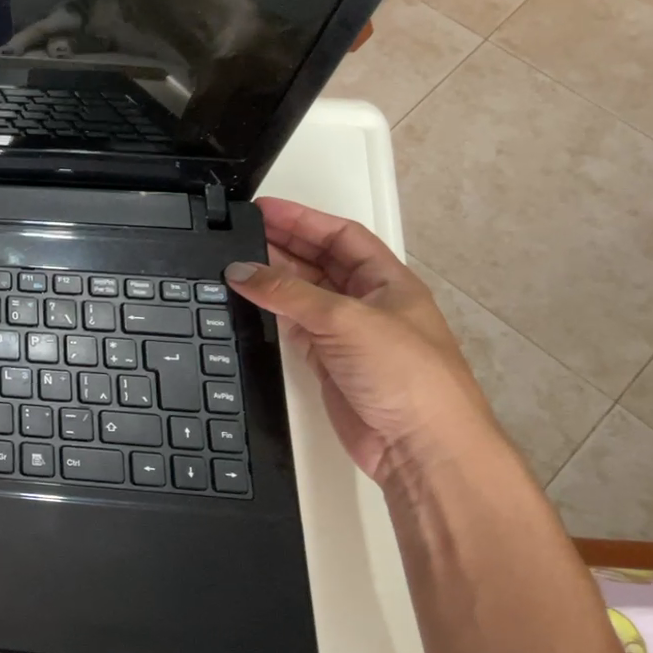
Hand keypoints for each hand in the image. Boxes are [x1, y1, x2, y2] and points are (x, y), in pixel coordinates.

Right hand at [223, 198, 505, 485]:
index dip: (304, 220)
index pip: (342, 237)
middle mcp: (367, 303)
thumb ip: (288, 293)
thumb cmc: (408, 378)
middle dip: (282, 243)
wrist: (419, 443)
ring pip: (301, 293)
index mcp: (389, 282)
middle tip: (240, 232)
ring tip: (234, 263)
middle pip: (319, 261)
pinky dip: (267, 311)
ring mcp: (346, 333)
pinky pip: (290, 324)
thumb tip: (242, 271)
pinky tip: (247, 302)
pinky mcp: (326, 361)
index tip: (264, 209)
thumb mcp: (345, 321)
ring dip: (270, 278)